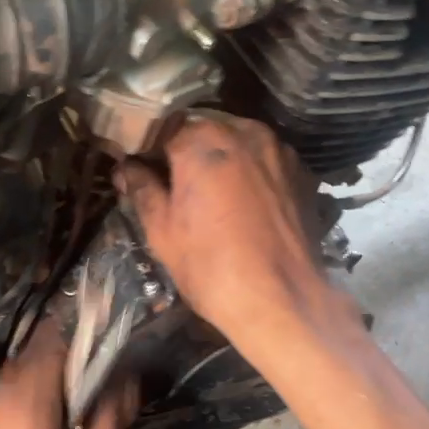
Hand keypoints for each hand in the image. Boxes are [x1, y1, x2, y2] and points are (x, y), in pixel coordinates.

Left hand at [0, 333, 128, 428]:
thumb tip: (126, 387)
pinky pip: (4, 408)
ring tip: (78, 419)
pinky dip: (28, 409)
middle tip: (100, 391)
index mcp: (26, 407)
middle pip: (35, 361)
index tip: (112, 352)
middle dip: (68, 366)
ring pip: (18, 385)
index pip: (55, 345)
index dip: (85, 342)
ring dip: (48, 389)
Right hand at [115, 112, 358, 342]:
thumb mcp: (163, 233)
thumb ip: (143, 192)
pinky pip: (265, 162)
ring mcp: (279, 149)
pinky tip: (243, 206)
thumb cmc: (210, 268)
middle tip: (174, 187)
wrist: (279, 299)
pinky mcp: (301, 172)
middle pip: (204, 131)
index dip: (148, 150)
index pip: (163, 129)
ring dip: (220, 161)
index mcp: (202, 141)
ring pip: (238, 143)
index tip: (140, 172)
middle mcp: (244, 131)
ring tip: (210, 197)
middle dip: (186, 153)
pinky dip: (250, 175)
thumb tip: (126, 169)